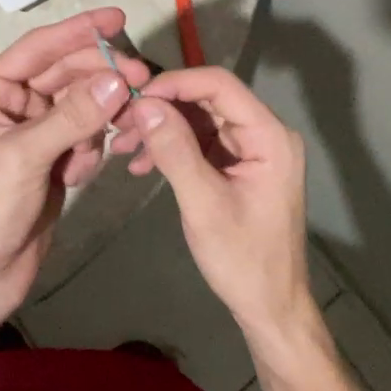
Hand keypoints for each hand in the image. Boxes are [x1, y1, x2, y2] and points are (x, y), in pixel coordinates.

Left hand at [0, 8, 146, 344]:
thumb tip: (119, 81)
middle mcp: (12, 105)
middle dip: (101, 78)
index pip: (39, 48)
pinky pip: (84, 136)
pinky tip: (78, 175)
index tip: (118, 18)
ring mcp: (35, 133)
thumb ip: (73, 117)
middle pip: (67, 74)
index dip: (78, 30)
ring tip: (107, 141)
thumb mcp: (24, 158)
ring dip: (98, 120)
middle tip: (141, 81)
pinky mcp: (52, 159)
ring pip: (82, 105)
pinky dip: (89, 150)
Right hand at [113, 66, 314, 336]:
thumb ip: (175, 150)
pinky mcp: (237, 165)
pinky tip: (140, 165)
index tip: (134, 96)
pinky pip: (200, 141)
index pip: (219, 85)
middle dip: (162, 107)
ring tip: (121, 146)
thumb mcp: (203, 204)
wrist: (269, 307)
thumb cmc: (243, 259)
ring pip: (199, 119)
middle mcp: (265, 133)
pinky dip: (171, 148)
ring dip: (161, 128)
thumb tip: (144, 104)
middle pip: (207, 99)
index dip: (176, 83)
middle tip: (120, 122)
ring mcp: (251, 149)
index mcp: (270, 136)